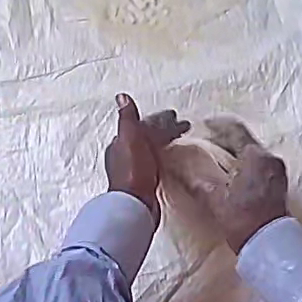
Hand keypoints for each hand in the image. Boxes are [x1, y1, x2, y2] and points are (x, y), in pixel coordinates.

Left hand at [104, 94, 189, 216]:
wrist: (136, 203)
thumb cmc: (132, 170)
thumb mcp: (129, 137)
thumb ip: (127, 118)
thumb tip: (122, 97)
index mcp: (120, 143)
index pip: (141, 125)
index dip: (158, 120)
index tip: (173, 115)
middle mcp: (124, 155)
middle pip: (147, 137)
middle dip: (164, 130)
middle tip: (182, 126)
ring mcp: (135, 169)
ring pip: (152, 149)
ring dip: (165, 142)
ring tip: (181, 138)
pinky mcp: (145, 181)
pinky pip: (156, 162)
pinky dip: (163, 156)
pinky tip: (170, 157)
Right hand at [161, 118, 288, 251]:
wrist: (269, 245)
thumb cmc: (242, 219)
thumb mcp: (213, 198)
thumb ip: (193, 178)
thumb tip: (173, 166)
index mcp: (256, 156)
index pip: (235, 131)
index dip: (217, 126)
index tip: (203, 125)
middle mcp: (270, 159)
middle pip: (245, 140)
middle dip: (224, 139)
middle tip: (206, 141)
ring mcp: (277, 172)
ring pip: (252, 152)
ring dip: (235, 152)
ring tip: (215, 156)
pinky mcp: (278, 184)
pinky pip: (259, 164)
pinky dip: (244, 163)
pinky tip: (231, 173)